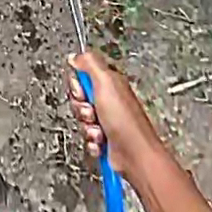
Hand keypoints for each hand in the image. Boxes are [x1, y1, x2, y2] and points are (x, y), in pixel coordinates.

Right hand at [67, 51, 167, 178]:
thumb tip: (76, 56)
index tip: (83, 92)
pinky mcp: (105, 139)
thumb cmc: (125, 121)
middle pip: (78, 98)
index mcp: (109, 83)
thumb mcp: (105, 82)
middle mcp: (108, 100)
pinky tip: (102, 142)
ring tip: (100, 130)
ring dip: (87, 127)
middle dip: (81, 108)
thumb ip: (89, 64)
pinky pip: (87, 138)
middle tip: (93, 112)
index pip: (80, 76)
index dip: (77, 85)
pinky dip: (92, 142)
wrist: (135, 156)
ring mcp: (106, 120)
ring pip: (81, 119)